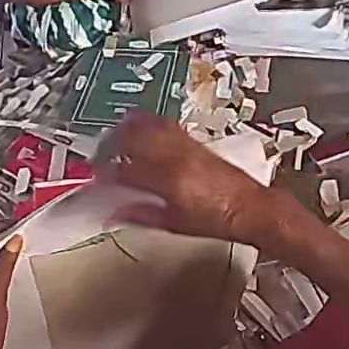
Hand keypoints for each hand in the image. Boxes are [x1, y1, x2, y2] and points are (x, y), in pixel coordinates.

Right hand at [100, 111, 295, 248]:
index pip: (126, 170)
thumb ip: (142, 215)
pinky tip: (145, 129)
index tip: (98, 176)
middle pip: (134, 138)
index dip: (107, 173)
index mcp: (167, 180)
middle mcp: (176, 158)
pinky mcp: (197, 143)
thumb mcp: (175, 223)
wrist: (250, 209)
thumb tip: (116, 214)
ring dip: (129, 128)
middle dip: (112, 143)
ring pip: (150, 125)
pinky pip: (167, 125)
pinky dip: (150, 124)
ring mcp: (187, 146)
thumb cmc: (219, 220)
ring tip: (118, 135)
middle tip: (102, 152)